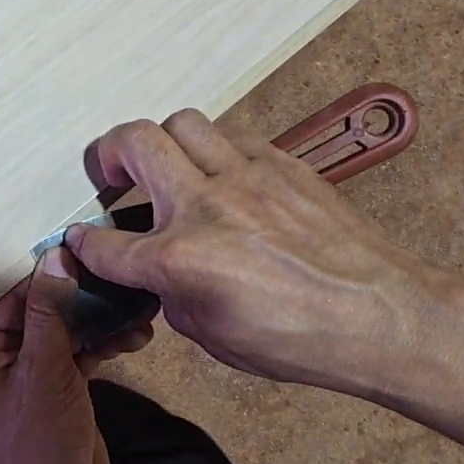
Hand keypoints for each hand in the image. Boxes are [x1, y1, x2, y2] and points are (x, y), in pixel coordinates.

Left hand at [0, 248, 135, 463]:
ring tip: (138, 303)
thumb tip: (56, 257)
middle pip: (42, 305)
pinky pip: (83, 348)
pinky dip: (107, 341)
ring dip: (101, 317)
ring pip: (67, 326)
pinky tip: (138, 334)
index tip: (78, 239)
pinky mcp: (62, 380)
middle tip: (116, 266)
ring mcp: (34, 365)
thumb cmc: (37, 437)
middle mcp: (1, 350)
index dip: (43, 268)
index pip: (9, 293)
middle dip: (80, 292)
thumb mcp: (44, 369)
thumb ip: (50, 311)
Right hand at [66, 108, 451, 396]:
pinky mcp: (283, 163)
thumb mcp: (211, 334)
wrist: (383, 315)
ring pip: (184, 123)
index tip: (80, 239)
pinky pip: (233, 139)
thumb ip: (171, 292)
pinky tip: (228, 182)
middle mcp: (205, 204)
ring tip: (172, 170)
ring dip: (165, 143)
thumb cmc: (296, 340)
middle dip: (109, 153)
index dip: (83, 243)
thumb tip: (157, 271)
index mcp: (180, 258)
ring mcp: (246, 174)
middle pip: (134, 142)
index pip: (106, 242)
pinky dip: (216, 154)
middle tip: (113, 174)